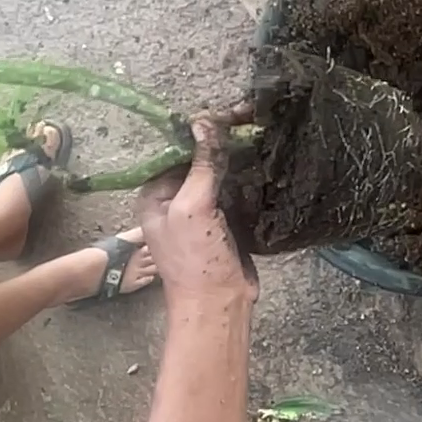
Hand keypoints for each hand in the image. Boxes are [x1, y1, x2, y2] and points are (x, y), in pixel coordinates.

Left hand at [136, 105, 256, 306]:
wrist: (220, 304)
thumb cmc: (197, 261)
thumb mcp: (195, 208)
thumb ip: (201, 166)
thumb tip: (204, 121)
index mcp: (156, 194)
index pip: (178, 151)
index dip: (203, 134)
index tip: (231, 116)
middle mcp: (176, 200)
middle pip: (200, 162)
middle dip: (224, 147)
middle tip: (252, 124)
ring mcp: (202, 212)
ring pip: (221, 176)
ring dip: (240, 163)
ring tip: (262, 141)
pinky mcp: (226, 223)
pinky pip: (237, 193)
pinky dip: (249, 182)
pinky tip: (265, 169)